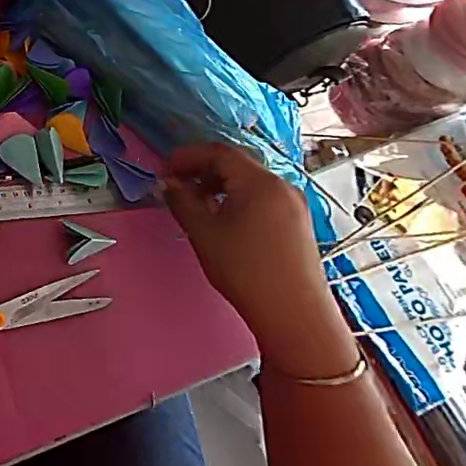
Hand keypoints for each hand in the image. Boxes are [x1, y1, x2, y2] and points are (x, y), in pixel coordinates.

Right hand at [163, 143, 357, 378]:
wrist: (293, 312)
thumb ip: (182, 202)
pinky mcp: (298, 222)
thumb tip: (168, 185)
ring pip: (251, 182)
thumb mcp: (204, 233)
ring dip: (220, 186)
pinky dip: (239, 199)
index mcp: (259, 181)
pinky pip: (263, 198)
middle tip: (178, 185)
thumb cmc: (245, 269)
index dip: (189, 156)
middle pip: (237, 165)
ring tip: (197, 204)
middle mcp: (281, 184)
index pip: (220, 153)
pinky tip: (224, 219)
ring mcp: (294, 203)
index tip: (167, 168)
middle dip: (203, 170)